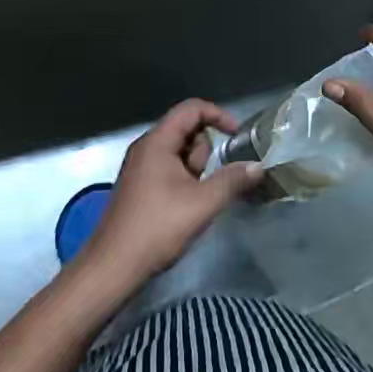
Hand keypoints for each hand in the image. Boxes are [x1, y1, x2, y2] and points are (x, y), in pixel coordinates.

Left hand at [84, 99, 263, 278]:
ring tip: (192, 200)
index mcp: (157, 141)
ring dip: (194, 169)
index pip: (191, 108)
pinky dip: (182, 179)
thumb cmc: (157, 227)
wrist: (114, 263)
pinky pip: (167, 168)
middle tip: (203, 184)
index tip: (237, 136)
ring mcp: (139, 165)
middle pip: (185, 130)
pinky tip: (183, 206)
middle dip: (203, 152)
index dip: (218, 115)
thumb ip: (232, 180)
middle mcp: (145, 147)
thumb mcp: (202, 203)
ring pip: (178, 152)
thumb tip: (258, 167)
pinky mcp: (138, 184)